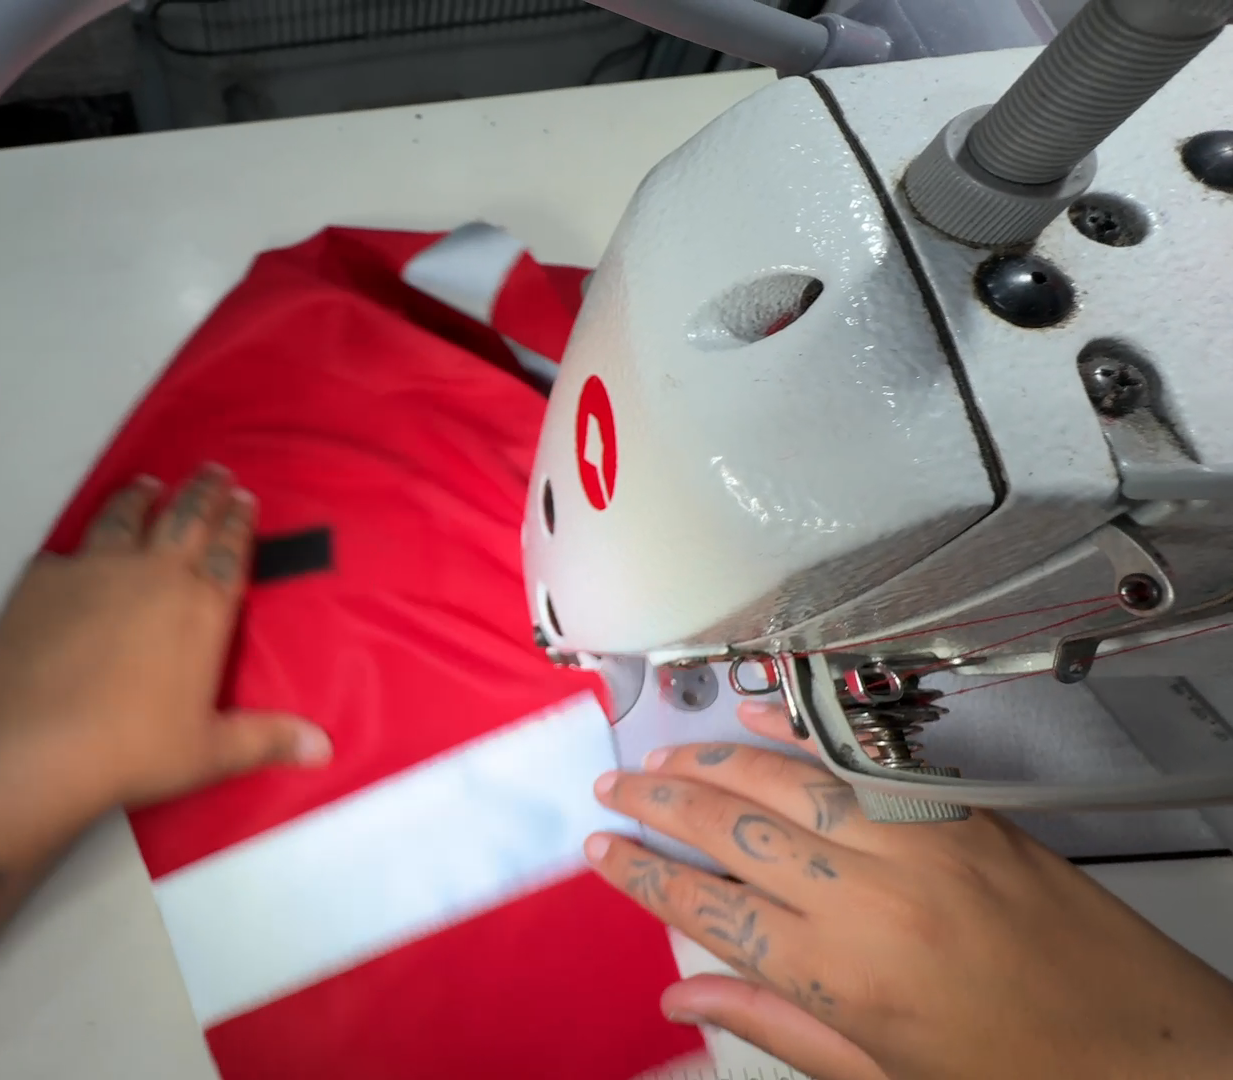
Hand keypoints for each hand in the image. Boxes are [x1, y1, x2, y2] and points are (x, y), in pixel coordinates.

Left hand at [0, 464, 331, 831]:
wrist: (35, 741)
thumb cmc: (132, 748)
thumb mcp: (209, 752)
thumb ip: (265, 739)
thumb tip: (323, 748)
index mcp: (200, 608)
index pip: (227, 551)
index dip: (238, 521)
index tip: (245, 496)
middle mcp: (152, 575)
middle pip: (185, 519)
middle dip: (203, 491)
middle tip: (213, 469)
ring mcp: (95, 569)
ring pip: (125, 518)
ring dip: (141, 498)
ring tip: (149, 483)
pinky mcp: (45, 578)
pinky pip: (67, 551)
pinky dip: (78, 546)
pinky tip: (74, 550)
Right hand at [584, 703, 1232, 1079]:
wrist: (1181, 1071)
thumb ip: (771, 1024)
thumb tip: (677, 998)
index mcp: (845, 978)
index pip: (703, 908)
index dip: (639, 873)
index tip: (599, 851)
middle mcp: (868, 902)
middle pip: (726, 832)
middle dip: (653, 804)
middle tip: (610, 788)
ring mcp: (916, 848)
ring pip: (777, 784)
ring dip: (706, 764)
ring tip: (657, 759)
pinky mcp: (960, 818)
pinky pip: (858, 760)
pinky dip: (798, 730)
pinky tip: (751, 713)